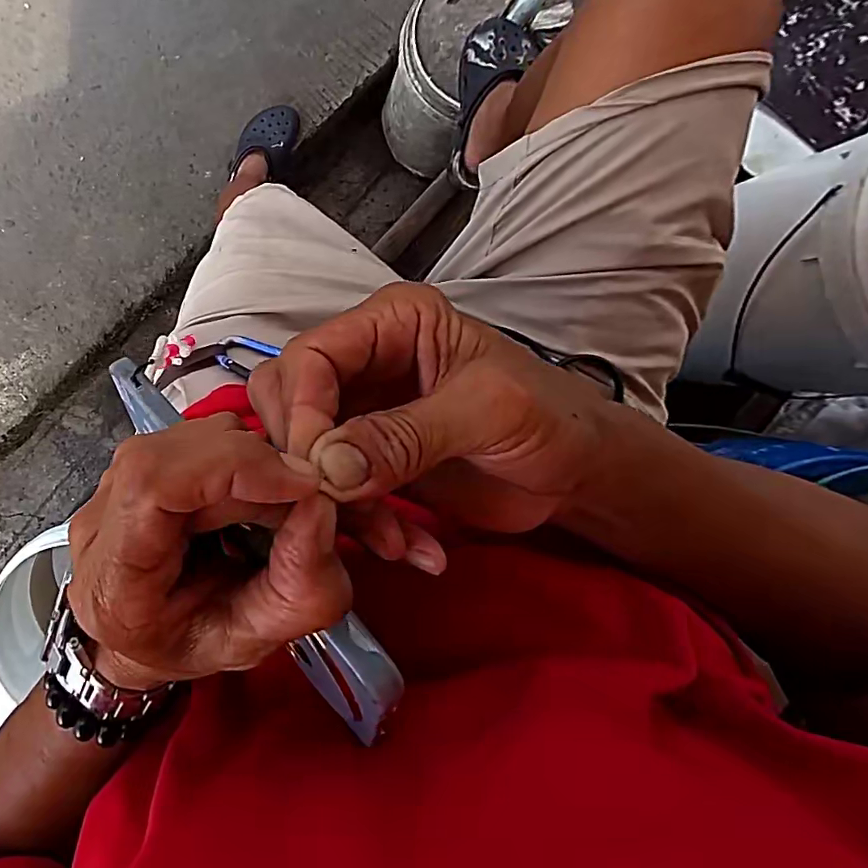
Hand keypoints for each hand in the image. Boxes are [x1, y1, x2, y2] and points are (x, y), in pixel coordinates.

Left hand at [66, 414, 352, 689]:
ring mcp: (106, 486)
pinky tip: (244, 497)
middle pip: (174, 452)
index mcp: (115, 576)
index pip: (150, 483)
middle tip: (295, 507)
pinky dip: (233, 459)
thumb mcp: (250, 644)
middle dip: (254, 469)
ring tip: (266, 510)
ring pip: (184, 436)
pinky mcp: (127, 468)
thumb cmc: (179, 646)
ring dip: (245, 461)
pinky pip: (187, 440)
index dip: (228, 467)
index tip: (298, 485)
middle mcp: (99, 518)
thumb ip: (296, 592)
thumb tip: (318, 508)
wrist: (127, 637)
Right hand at [247, 282, 611, 533]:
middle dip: (307, 456)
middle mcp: (359, 357)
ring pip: (296, 444)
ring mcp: (353, 405)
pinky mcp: (354, 452)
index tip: (314, 467)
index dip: (302, 410)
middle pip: (285, 397)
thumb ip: (403, 437)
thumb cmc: (556, 422)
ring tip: (389, 538)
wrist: (583, 477)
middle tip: (336, 503)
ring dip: (331, 498)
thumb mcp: (488, 415)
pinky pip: (323, 482)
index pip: (310, 356)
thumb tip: (325, 468)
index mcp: (389, 322)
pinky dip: (352, 519)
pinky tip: (401, 544)